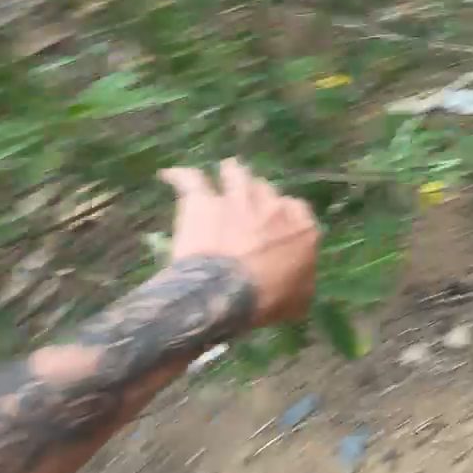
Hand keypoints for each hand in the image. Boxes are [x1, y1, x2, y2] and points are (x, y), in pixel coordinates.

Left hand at [159, 159, 318, 328]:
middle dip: (258, 194)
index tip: (279, 221)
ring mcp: (238, 202)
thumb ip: (303, 280)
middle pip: (266, 189)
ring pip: (236, 173)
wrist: (227, 296)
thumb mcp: (301, 298)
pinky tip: (169, 175)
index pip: (298, 208)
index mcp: (302, 230)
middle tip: (248, 202)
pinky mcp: (203, 204)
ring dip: (230, 172)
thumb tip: (300, 281)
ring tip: (223, 172)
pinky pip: (190, 179)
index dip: (287, 213)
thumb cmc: (269, 300)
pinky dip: (179, 176)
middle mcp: (274, 208)